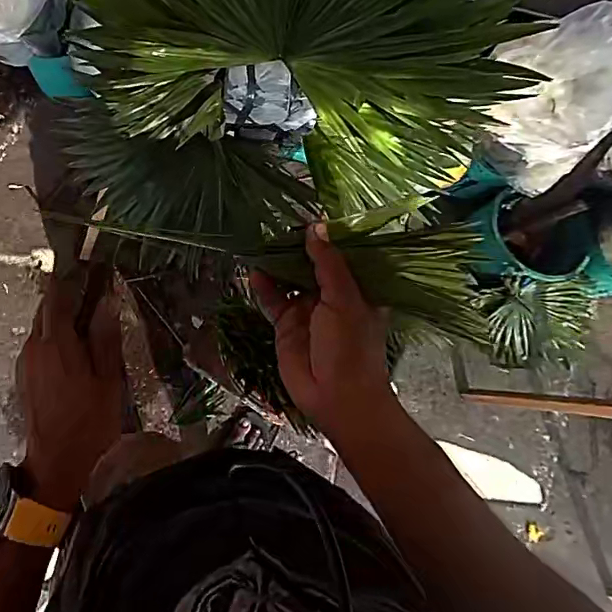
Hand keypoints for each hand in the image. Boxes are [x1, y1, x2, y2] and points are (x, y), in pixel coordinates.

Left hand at [16, 263, 125, 509]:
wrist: (56, 465)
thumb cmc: (89, 423)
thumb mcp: (108, 380)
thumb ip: (105, 338)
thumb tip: (105, 302)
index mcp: (55, 344)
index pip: (57, 297)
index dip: (70, 278)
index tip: (86, 266)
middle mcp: (33, 348)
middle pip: (45, 310)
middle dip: (65, 297)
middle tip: (91, 292)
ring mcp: (25, 364)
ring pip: (41, 328)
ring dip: (60, 319)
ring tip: (86, 322)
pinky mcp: (23, 378)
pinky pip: (38, 346)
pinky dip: (54, 339)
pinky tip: (73, 351)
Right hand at [252, 224, 396, 435]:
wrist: (335, 396)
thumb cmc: (351, 347)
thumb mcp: (344, 299)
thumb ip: (327, 264)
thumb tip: (315, 227)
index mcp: (357, 289)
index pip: (342, 256)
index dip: (328, 238)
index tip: (312, 214)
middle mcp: (332, 296)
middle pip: (312, 265)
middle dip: (297, 247)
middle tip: (279, 224)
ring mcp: (307, 310)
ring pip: (289, 279)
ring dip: (278, 264)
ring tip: (262, 242)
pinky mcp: (286, 324)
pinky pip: (273, 299)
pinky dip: (263, 286)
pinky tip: (254, 271)